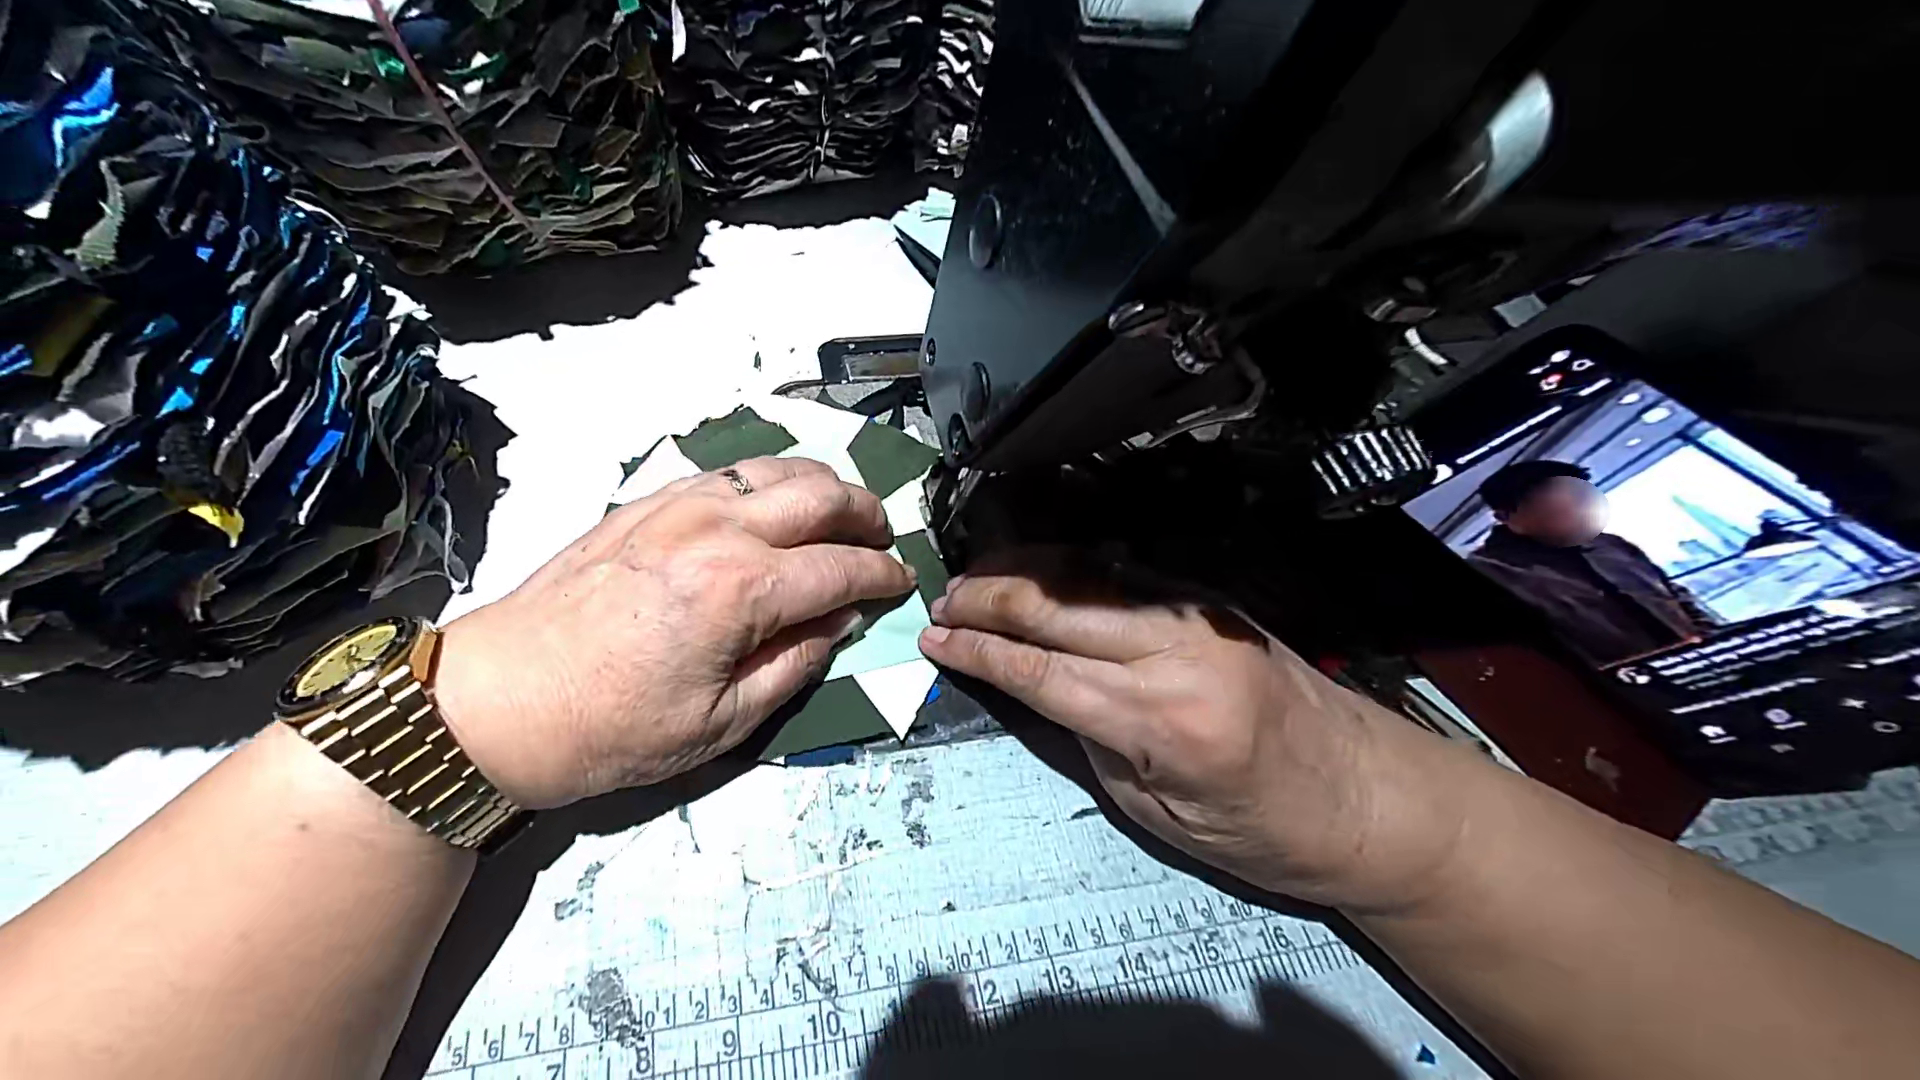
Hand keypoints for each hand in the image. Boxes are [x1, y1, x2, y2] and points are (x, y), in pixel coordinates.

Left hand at [432, 457, 914, 808]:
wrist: (494, 702)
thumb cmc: (612, 728)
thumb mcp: (723, 722)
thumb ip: (796, 662)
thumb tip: (840, 619)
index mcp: (741, 589)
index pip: (840, 568)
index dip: (882, 575)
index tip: (902, 582)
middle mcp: (718, 529)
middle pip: (822, 496)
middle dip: (867, 513)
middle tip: (883, 537)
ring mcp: (680, 505)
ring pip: (779, 468)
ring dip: (825, 486)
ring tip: (841, 513)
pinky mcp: (648, 501)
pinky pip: (731, 470)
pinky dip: (773, 480)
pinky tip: (777, 504)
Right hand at [916, 549, 1470, 913]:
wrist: (1369, 795)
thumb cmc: (1262, 831)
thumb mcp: (1157, 811)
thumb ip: (1090, 738)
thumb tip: (1038, 685)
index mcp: (1159, 719)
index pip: (1039, 670)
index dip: (977, 652)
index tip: (933, 640)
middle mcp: (1174, 650)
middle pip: (1053, 607)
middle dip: (985, 600)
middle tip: (941, 602)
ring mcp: (1196, 614)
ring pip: (1084, 574)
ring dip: (1019, 570)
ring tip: (973, 578)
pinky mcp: (1209, 600)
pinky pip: (1122, 571)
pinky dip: (1066, 566)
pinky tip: (1036, 568)